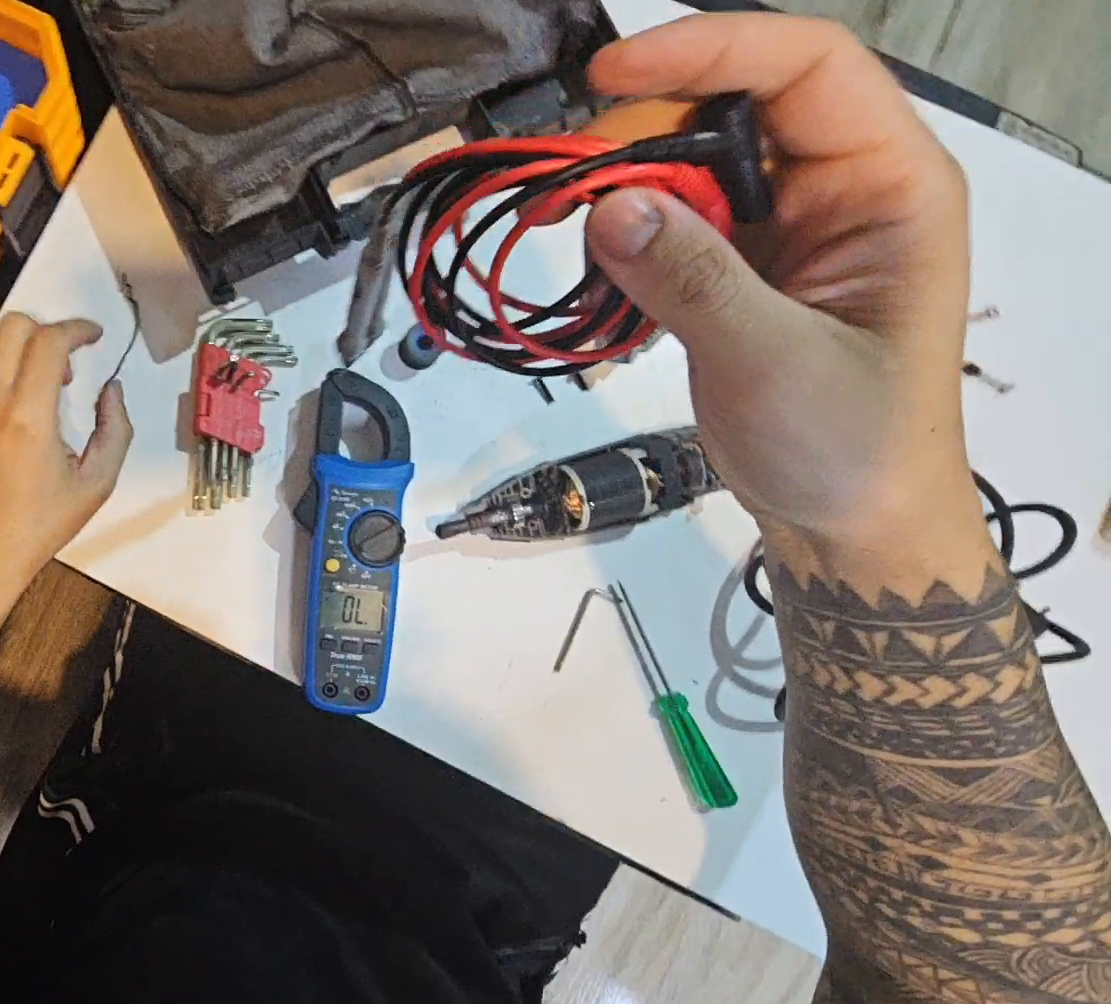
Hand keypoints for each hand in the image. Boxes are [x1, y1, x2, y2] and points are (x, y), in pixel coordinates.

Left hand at [0, 313, 132, 632]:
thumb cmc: (37, 526)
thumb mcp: (97, 485)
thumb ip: (116, 430)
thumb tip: (112, 392)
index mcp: (27, 421)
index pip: (49, 341)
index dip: (77, 329)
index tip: (92, 336)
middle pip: (14, 326)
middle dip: (48, 332)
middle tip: (67, 363)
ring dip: (19, 348)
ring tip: (38, 382)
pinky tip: (10, 403)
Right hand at [582, 15, 990, 564]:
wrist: (845, 515)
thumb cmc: (847, 441)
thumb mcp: (772, 359)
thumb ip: (693, 281)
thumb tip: (607, 210)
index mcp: (884, 187)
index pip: (803, 72)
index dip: (708, 50)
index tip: (610, 76)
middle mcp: (829, 194)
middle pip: (728, 117)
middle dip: (639, 139)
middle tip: (562, 187)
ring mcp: (774, 236)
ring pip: (686, 176)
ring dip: (619, 194)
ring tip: (557, 227)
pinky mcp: (730, 276)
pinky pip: (665, 233)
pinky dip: (619, 243)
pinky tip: (590, 269)